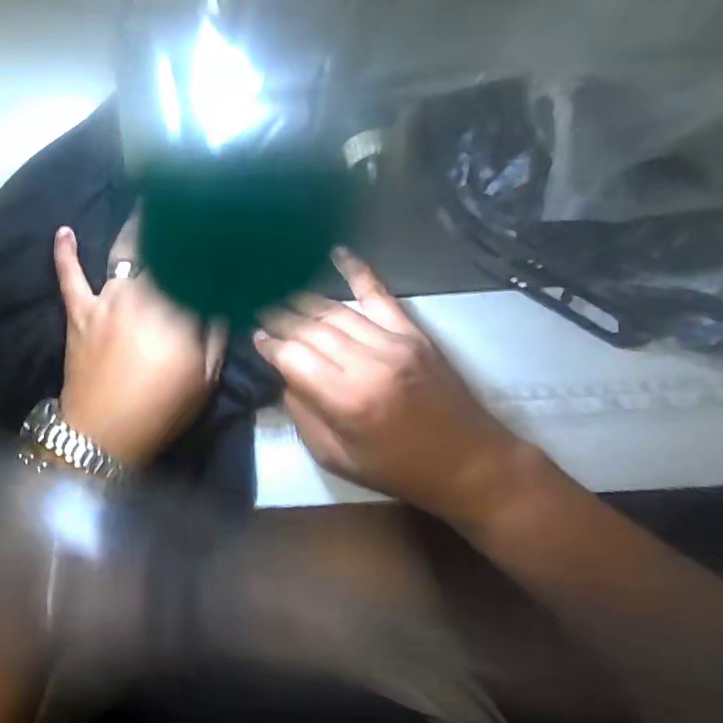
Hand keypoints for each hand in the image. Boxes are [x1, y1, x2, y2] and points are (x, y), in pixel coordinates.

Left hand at [54, 225, 224, 466]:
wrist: (102, 435)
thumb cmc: (162, 407)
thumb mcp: (205, 377)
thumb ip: (217, 333)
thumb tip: (224, 299)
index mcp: (180, 309)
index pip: (198, 267)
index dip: (208, 245)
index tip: (217, 228)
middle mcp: (145, 293)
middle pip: (162, 252)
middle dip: (174, 229)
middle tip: (184, 210)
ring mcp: (108, 300)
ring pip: (123, 255)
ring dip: (135, 232)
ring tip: (145, 209)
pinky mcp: (80, 312)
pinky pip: (70, 277)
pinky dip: (65, 253)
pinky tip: (63, 231)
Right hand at [254, 248, 534, 524]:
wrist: (468, 460)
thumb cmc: (399, 469)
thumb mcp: (340, 459)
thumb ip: (306, 416)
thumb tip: (286, 378)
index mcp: (346, 400)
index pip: (293, 357)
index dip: (269, 345)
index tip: (254, 336)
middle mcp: (367, 363)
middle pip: (311, 329)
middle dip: (280, 317)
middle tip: (259, 308)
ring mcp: (393, 341)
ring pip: (336, 311)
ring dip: (305, 300)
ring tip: (281, 291)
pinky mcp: (412, 332)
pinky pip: (379, 294)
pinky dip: (357, 271)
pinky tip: (337, 253)